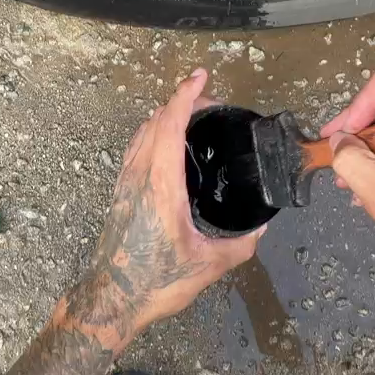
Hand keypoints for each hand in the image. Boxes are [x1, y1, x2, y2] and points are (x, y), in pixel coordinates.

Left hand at [64, 69, 262, 343]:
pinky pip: (136, 146)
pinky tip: (167, 142)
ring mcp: (125, 180)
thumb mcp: (210, 264)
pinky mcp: (120, 190)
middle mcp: (139, 174)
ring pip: (142, 131)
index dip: (185, 95)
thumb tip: (262, 226)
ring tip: (192, 116)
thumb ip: (242, 243)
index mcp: (161, 184)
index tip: (202, 77)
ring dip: (165, 115)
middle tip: (210, 101)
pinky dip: (153, 131)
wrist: (112, 298)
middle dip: (181, 101)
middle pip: (156, 120)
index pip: (170, 124)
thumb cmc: (158, 281)